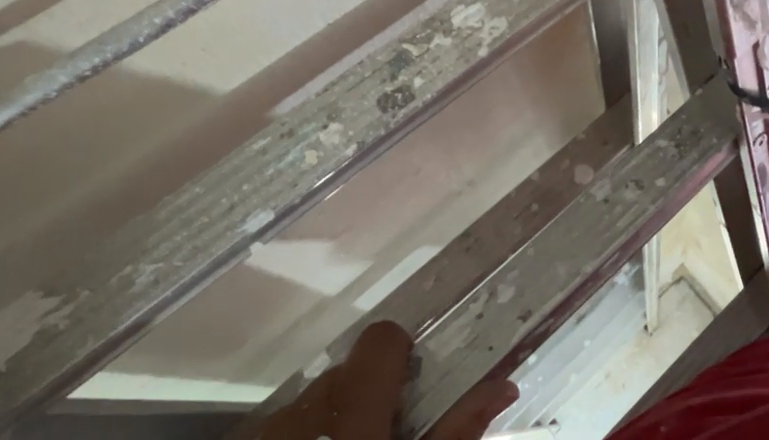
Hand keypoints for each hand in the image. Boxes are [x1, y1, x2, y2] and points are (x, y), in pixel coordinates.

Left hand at [256, 321, 518, 439]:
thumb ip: (459, 431)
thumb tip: (503, 385)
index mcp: (353, 406)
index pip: (383, 338)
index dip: (401, 357)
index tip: (410, 395)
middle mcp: (305, 406)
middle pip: (347, 376)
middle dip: (370, 403)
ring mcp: (265, 431)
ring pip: (312, 408)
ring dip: (332, 429)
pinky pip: (281, 433)